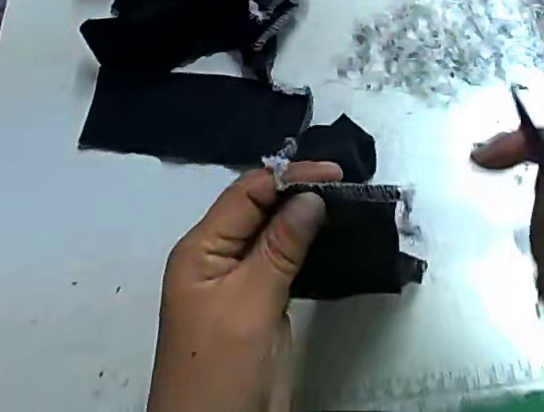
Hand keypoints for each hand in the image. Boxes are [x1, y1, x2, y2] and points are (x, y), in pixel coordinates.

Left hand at [148, 162, 341, 411]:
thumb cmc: (221, 371)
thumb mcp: (249, 306)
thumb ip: (279, 249)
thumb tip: (312, 197)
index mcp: (201, 247)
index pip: (246, 195)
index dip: (287, 177)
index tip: (332, 172)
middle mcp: (216, 256)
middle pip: (257, 208)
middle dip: (295, 190)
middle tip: (342, 180)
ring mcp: (236, 282)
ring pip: (270, 233)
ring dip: (303, 216)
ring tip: (342, 200)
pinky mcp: (256, 305)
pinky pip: (280, 262)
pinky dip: (304, 247)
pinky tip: (329, 238)